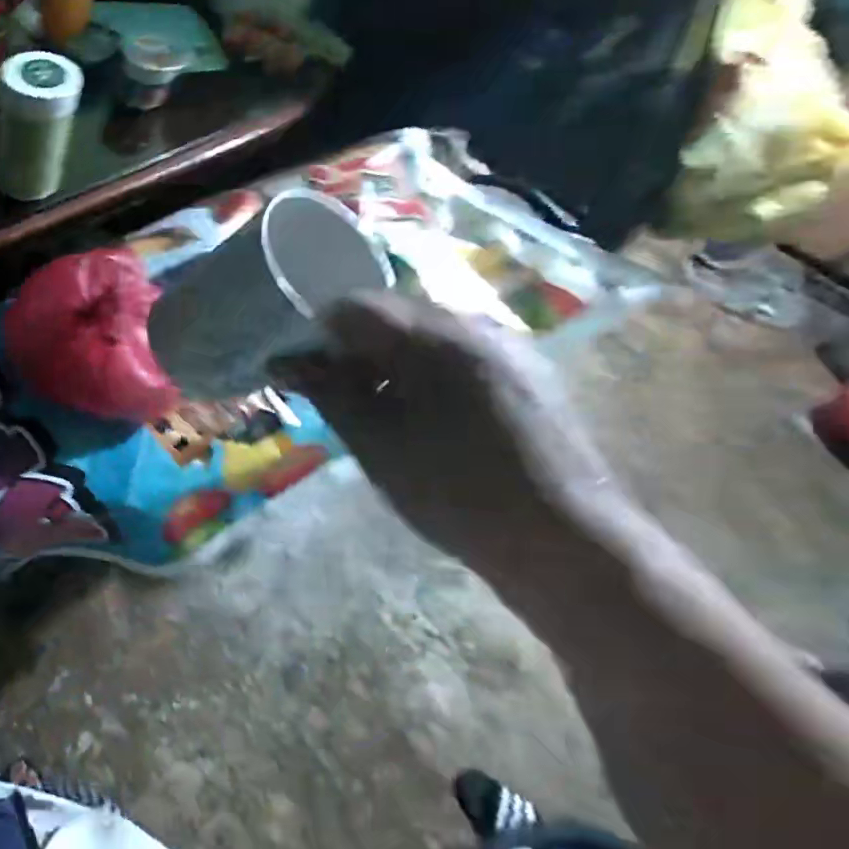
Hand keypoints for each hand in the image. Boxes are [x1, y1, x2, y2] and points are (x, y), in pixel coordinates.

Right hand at [286, 293, 633, 584]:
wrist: (565, 543)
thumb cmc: (453, 490)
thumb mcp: (373, 441)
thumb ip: (326, 391)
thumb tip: (284, 363)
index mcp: (434, 337)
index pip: (354, 305)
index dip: (317, 333)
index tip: (302, 371)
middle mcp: (475, 326)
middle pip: (391, 314)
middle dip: (352, 347)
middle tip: (335, 393)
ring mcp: (508, 348)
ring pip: (425, 334)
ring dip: (388, 359)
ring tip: (376, 408)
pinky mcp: (528, 373)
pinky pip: (457, 352)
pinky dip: (424, 370)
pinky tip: (422, 416)